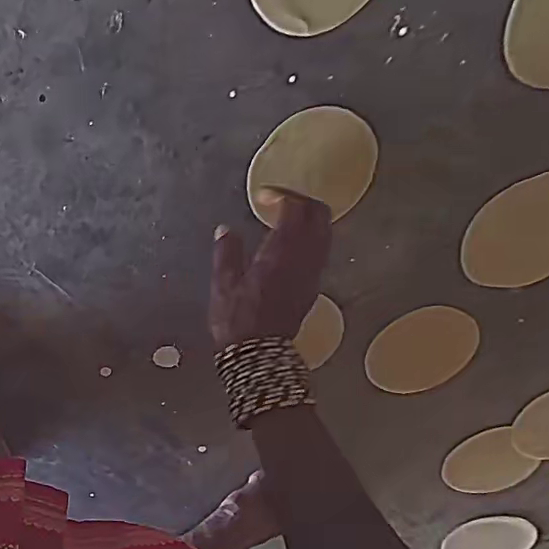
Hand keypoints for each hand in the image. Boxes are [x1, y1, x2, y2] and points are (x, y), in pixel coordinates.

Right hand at [209, 187, 332, 349]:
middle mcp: (304, 259)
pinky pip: (321, 251)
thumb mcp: (223, 284)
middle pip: (319, 215)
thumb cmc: (237, 320)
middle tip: (280, 201)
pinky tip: (290, 246)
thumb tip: (225, 230)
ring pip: (324, 233)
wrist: (258, 354)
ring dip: (309, 219)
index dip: (281, 195)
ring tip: (286, 221)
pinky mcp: (313, 287)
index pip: (294, 208)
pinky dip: (310, 238)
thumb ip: (226, 252)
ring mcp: (312, 274)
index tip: (263, 196)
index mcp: (281, 253)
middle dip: (302, 201)